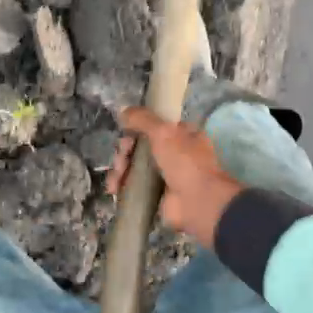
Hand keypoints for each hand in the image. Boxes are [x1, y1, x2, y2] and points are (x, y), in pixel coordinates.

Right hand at [108, 106, 242, 247]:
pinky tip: (114, 189)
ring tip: (116, 180)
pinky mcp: (156, 194)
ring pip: (134, 166)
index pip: (154, 126)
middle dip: (125, 152)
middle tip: (122, 158)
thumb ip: (142, 119)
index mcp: (183, 135)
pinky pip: (134, 186)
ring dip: (120, 170)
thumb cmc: (185, 162)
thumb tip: (123, 110)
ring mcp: (165, 175)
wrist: (198, 202)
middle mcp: (175, 153)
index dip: (137, 129)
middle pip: (140, 146)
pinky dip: (122, 186)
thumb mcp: (164, 132)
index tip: (125, 133)